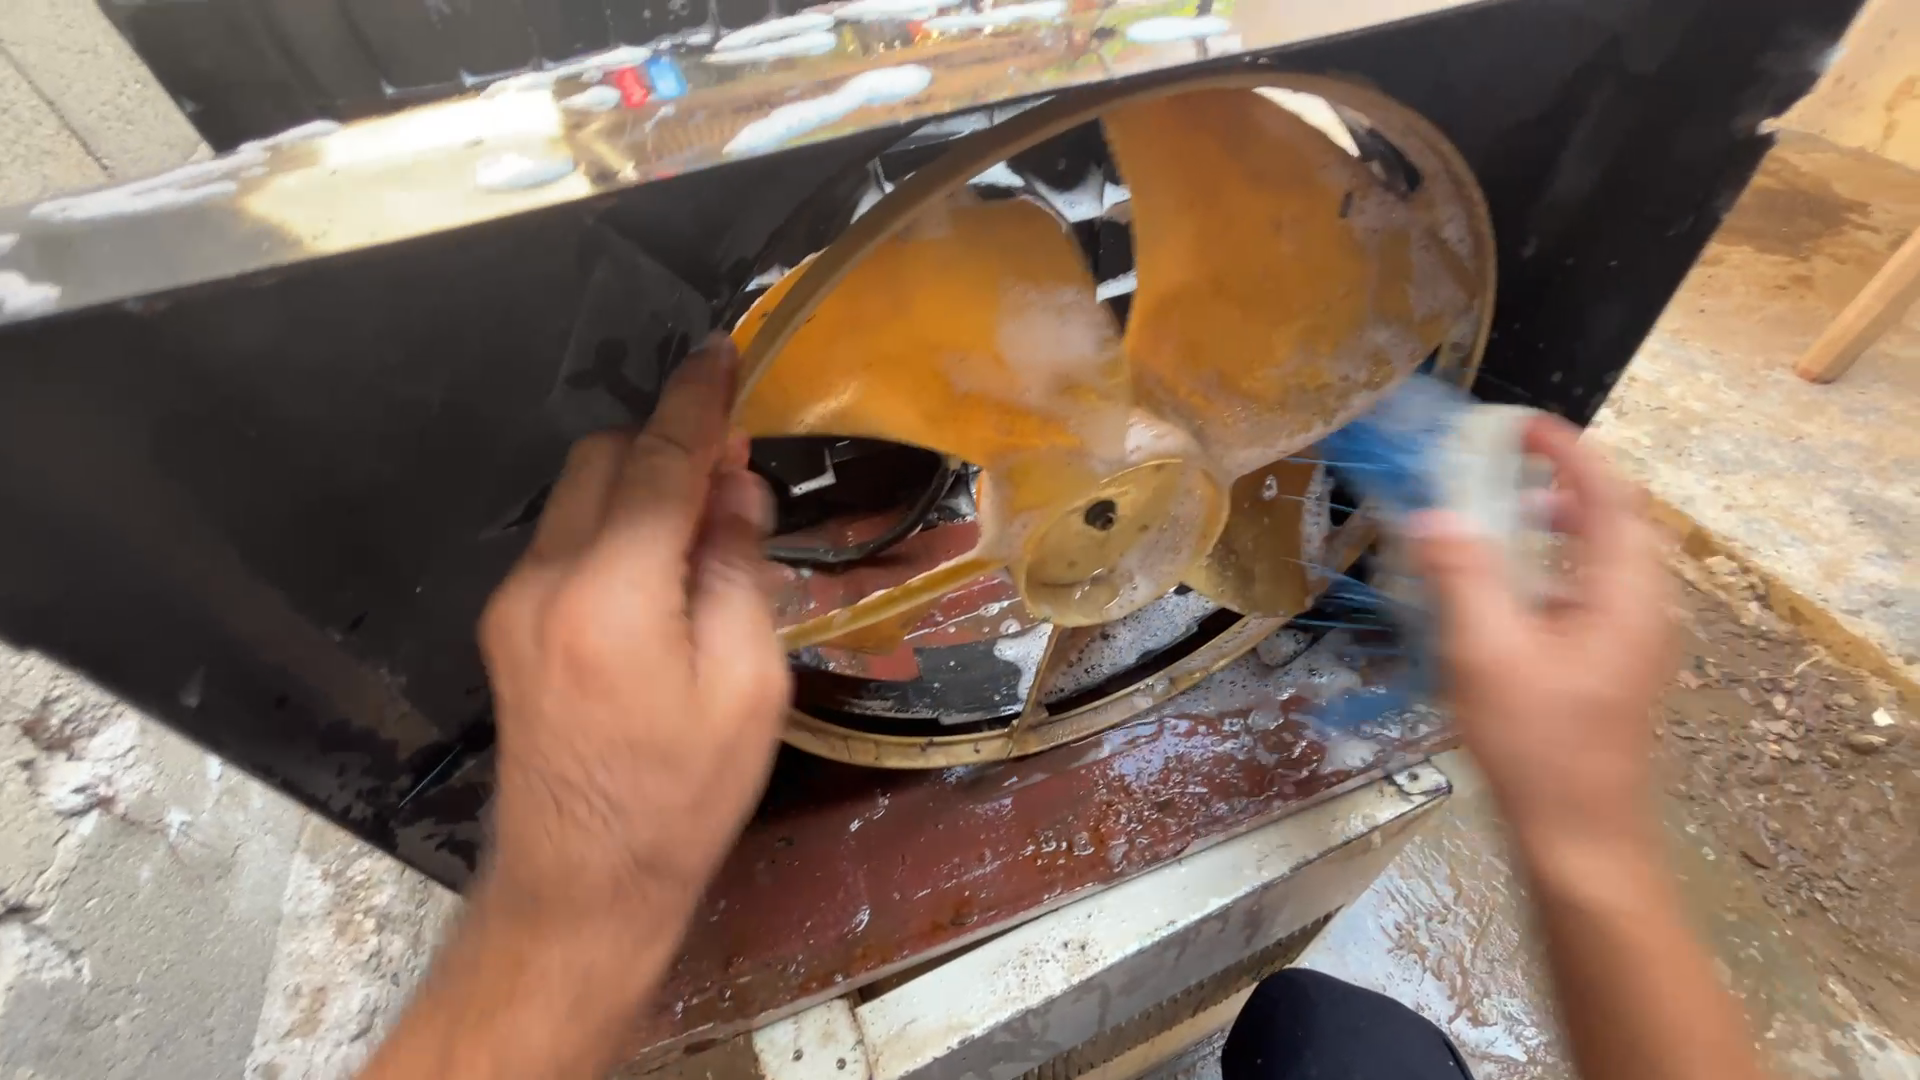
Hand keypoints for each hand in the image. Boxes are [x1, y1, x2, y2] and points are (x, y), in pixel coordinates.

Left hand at [475, 333, 790, 934]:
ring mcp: (514, 602)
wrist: (587, 883)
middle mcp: (544, 580)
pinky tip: (668, 566)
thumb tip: (734, 489)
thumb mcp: (750, 681)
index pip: (662, 464)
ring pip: (583, 491)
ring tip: (713, 527)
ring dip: (650, 482)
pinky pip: (572, 535)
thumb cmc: (688, 792)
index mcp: (612, 595)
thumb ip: (738, 569)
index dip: (699, 403)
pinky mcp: (511, 624)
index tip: (725, 354)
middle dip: (675, 443)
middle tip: (742, 476)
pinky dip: (624, 521)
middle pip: (608, 459)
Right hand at [1410, 415, 1671, 866]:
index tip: (1520, 425)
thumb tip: (1430, 517)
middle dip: (1553, 485)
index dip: (1569, 453)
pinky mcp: (1603, 660)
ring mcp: (1625, 638)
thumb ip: (1461, 577)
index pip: (1611, 499)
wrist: (1575, 829)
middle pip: (1609, 523)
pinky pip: (1577, 590)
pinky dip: (1539, 566)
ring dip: (1544, 527)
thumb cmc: (1535, 739)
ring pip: (1593, 558)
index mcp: (1624, 596)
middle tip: (1491, 472)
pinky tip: (1491, 587)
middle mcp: (1639, 608)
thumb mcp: (1486, 651)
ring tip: (1487, 520)